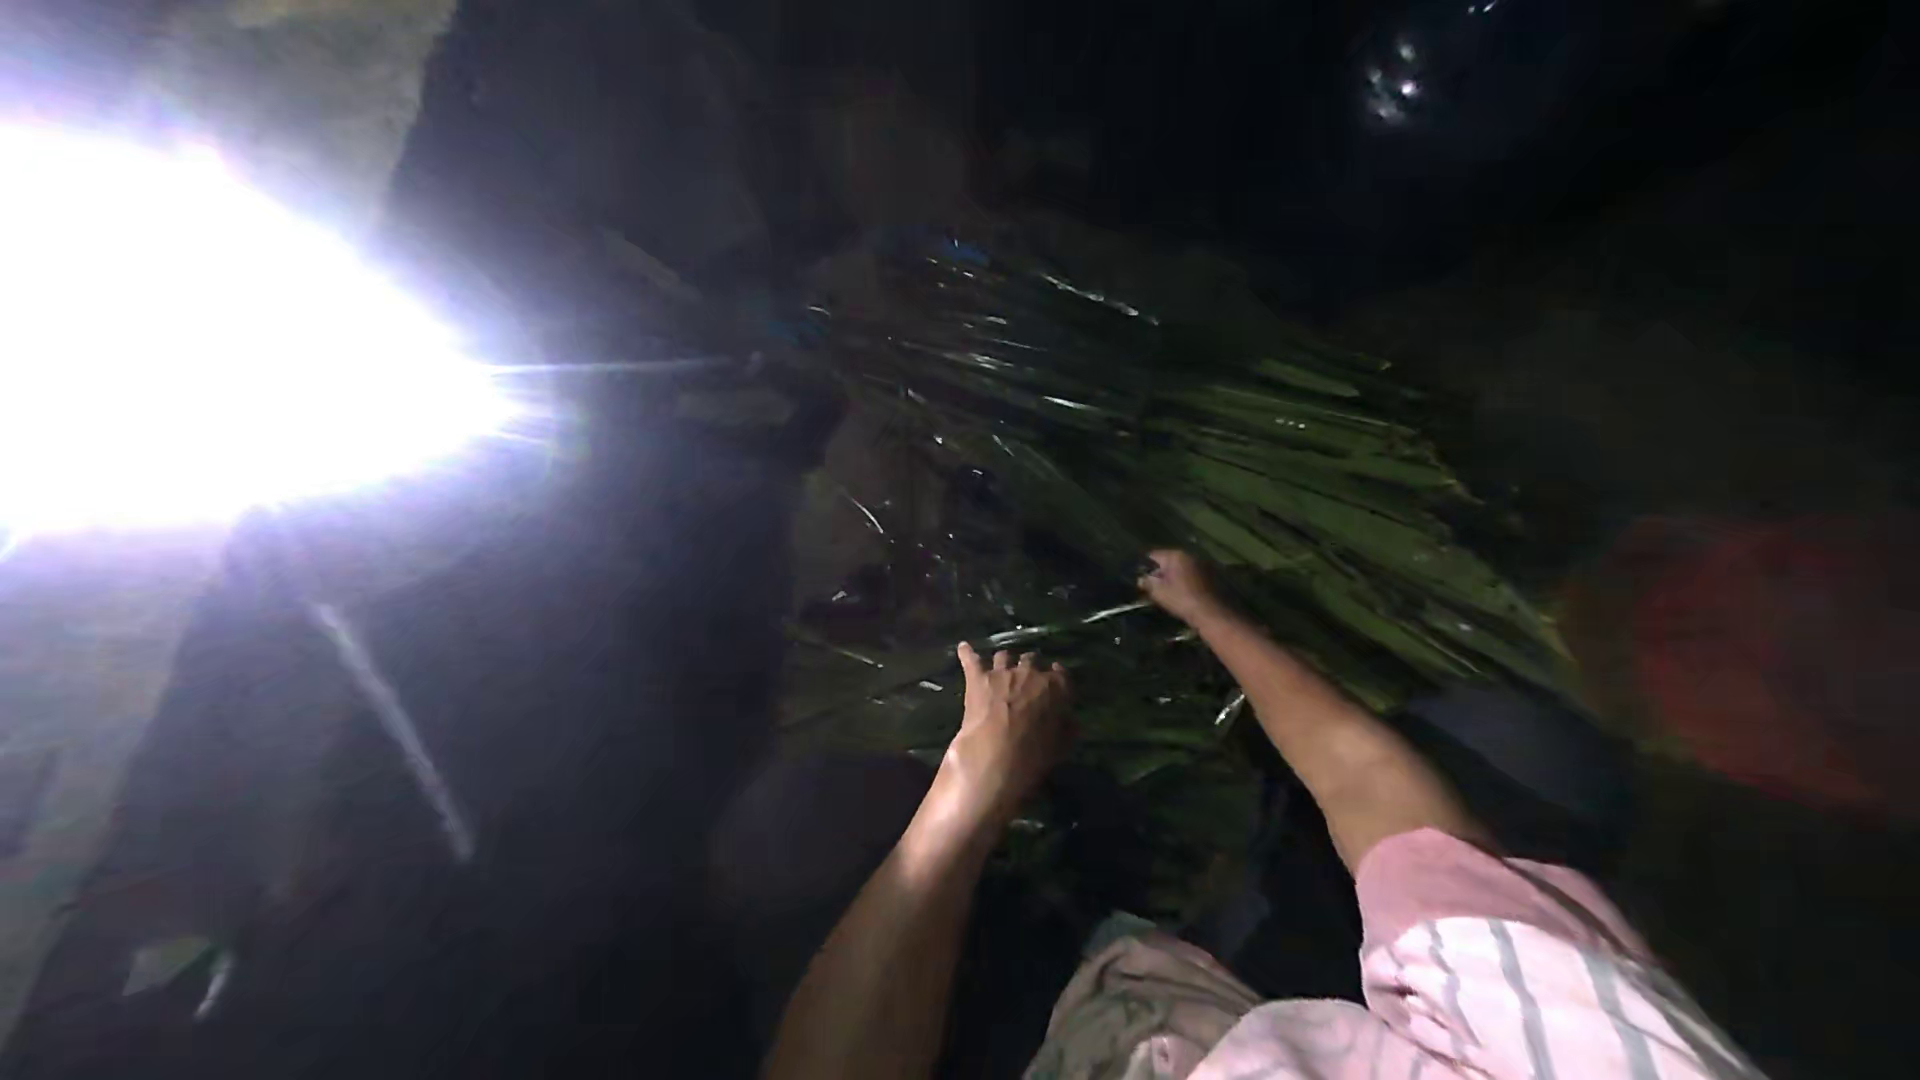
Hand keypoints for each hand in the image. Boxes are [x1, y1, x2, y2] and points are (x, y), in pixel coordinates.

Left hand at [938, 643, 1074, 828]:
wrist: (998, 752)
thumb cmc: (1035, 753)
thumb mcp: (1062, 746)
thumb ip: (1068, 728)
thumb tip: (1071, 720)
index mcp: (1055, 687)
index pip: (1060, 674)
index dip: (1057, 676)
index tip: (1055, 678)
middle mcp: (1029, 673)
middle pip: (1031, 660)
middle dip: (1029, 666)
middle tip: (1026, 677)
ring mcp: (1002, 672)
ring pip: (1004, 656)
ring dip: (1004, 660)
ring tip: (1001, 664)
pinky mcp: (978, 678)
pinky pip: (971, 659)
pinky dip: (967, 653)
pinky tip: (963, 648)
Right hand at [1138, 549, 1225, 625]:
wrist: (1210, 612)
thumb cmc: (1181, 599)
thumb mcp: (1158, 592)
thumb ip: (1147, 582)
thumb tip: (1141, 578)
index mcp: (1175, 555)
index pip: (1154, 555)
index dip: (1145, 565)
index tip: (1141, 576)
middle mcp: (1190, 555)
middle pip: (1169, 560)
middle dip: (1161, 570)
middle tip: (1154, 584)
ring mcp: (1202, 564)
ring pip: (1182, 567)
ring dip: (1175, 575)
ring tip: (1168, 589)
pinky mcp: (1211, 575)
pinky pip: (1192, 573)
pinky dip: (1186, 579)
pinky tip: (1183, 591)